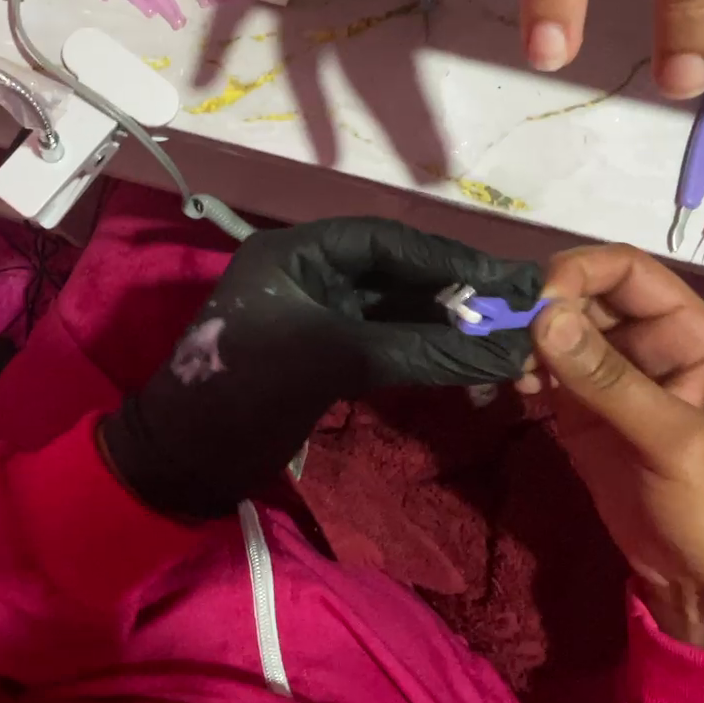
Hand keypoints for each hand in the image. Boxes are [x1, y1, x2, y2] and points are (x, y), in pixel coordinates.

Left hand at [100, 218, 539, 521]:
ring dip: (445, 328)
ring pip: (393, 312)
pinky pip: (385, 345)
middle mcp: (306, 275)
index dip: (447, 258)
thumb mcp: (331, 360)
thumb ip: (421, 351)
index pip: (382, 240)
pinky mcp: (323, 358)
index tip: (508, 279)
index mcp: (293, 253)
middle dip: (454, 294)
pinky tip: (468, 365)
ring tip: (508, 342)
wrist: (182, 462)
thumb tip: (510, 350)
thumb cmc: (243, 393)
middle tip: (521, 310)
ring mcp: (315, 318)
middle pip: (393, 274)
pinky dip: (425, 355)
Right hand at [529, 244, 703, 668]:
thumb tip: (542, 315)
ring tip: (493, 357)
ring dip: (522, 337)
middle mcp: (649, 345)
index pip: (626, 271)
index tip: (531, 302)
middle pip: (583, 296)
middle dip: (537, 304)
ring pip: (556, 331)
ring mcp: (612, 379)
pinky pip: (544, 371)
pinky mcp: (581, 411)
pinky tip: (506, 385)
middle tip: (492, 328)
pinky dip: (519, 369)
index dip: (577, 272)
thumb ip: (608, 380)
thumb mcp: (678, 444)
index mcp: (692, 335)